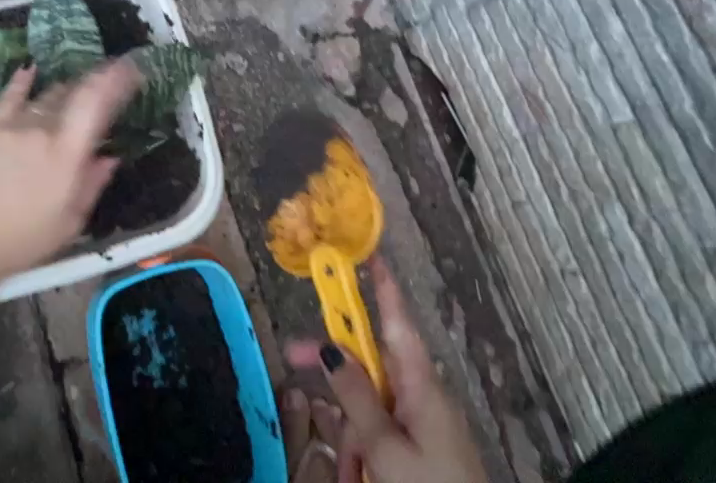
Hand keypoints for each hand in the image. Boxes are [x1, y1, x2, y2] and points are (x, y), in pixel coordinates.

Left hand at [0, 59, 139, 287]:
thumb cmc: (23, 242)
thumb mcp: (70, 222)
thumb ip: (92, 184)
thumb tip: (109, 157)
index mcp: (67, 155)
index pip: (96, 103)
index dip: (115, 80)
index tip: (128, 69)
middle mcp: (41, 131)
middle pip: (72, 95)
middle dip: (92, 85)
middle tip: (103, 84)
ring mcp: (10, 127)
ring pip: (43, 98)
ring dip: (62, 92)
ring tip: (71, 89)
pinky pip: (8, 97)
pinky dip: (22, 82)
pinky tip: (30, 71)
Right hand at [288, 259, 487, 482]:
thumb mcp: (386, 448)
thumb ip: (356, 398)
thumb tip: (330, 348)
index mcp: (421, 385)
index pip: (397, 322)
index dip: (382, 287)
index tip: (370, 254)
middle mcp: (422, 396)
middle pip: (370, 368)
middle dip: (340, 386)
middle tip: (292, 361)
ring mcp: (423, 424)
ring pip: (370, 408)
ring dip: (352, 436)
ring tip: (353, 474)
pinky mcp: (422, 450)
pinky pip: (382, 435)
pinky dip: (366, 454)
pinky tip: (360, 477)